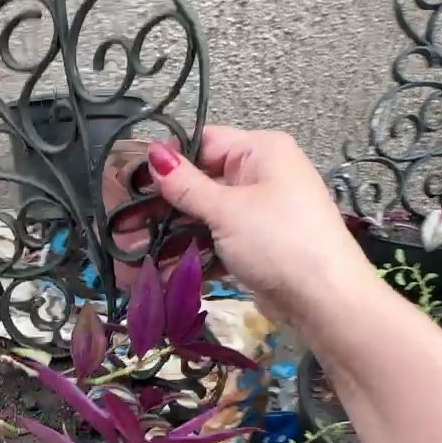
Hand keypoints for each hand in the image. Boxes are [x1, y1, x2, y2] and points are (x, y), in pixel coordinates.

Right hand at [147, 126, 379, 327]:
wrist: (323, 298)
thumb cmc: (279, 240)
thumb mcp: (228, 210)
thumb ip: (187, 186)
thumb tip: (154, 155)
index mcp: (259, 152)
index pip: (203, 143)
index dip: (165, 162)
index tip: (127, 181)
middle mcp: (258, 178)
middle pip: (198, 186)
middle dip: (159, 210)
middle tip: (118, 228)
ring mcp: (255, 216)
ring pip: (202, 221)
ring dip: (168, 239)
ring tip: (131, 258)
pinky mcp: (252, 250)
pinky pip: (213, 247)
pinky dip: (189, 259)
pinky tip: (158, 275)